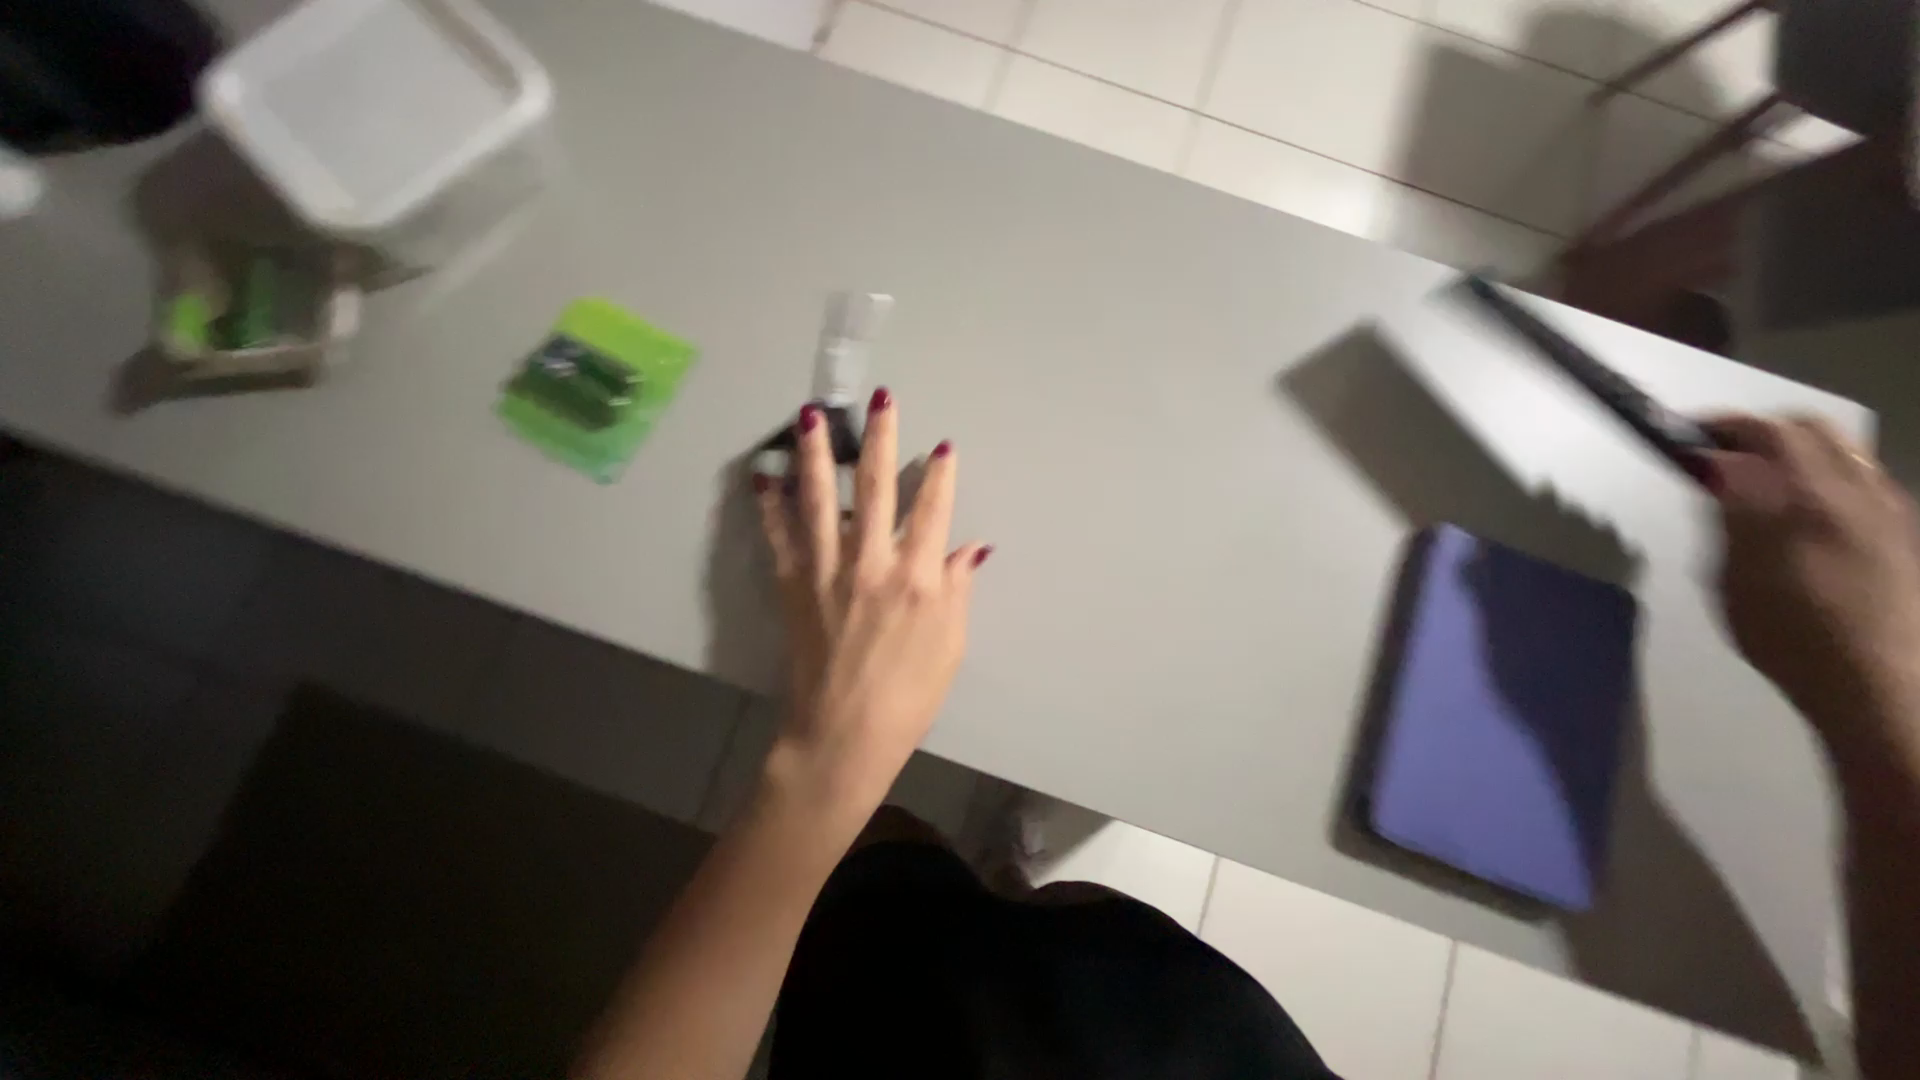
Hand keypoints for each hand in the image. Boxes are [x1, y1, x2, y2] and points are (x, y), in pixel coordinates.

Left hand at [752, 389, 989, 811]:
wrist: (844, 733)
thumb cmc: (909, 695)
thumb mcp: (950, 646)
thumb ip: (956, 590)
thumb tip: (968, 547)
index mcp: (917, 577)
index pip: (932, 510)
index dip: (940, 475)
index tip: (942, 446)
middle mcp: (871, 563)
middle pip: (877, 488)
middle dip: (880, 437)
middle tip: (880, 398)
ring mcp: (827, 571)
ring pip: (821, 499)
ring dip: (818, 453)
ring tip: (811, 415)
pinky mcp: (793, 586)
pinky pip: (779, 536)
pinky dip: (770, 504)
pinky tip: (764, 474)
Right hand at [1703, 415, 1919, 749]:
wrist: (1876, 683)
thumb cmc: (1788, 631)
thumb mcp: (1735, 572)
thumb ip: (1732, 510)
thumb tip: (1720, 464)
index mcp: (1813, 498)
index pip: (1770, 432)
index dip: (1723, 425)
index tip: (1684, 434)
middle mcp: (1861, 493)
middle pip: (1816, 431)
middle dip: (1761, 431)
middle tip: (1715, 452)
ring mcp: (1888, 514)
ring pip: (1843, 453)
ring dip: (1793, 452)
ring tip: (1751, 479)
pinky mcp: (1898, 537)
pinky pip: (1859, 481)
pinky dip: (1819, 475)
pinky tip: (1794, 508)